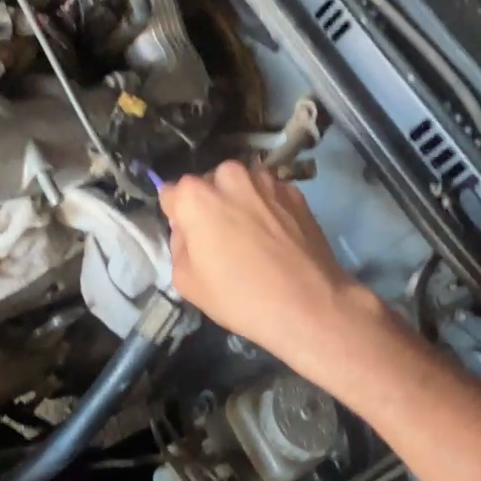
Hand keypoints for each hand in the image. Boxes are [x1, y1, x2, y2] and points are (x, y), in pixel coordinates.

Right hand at [159, 160, 378, 375]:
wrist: (309, 304)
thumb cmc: (240, 296)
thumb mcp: (186, 281)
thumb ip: (178, 245)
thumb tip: (188, 230)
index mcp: (196, 196)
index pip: (172, 193)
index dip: (178, 216)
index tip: (190, 236)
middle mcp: (229, 176)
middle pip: (209, 184)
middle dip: (211, 203)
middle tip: (222, 238)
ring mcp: (266, 181)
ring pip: (241, 185)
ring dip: (240, 202)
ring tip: (252, 236)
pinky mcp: (295, 191)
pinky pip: (269, 194)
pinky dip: (267, 208)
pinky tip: (276, 237)